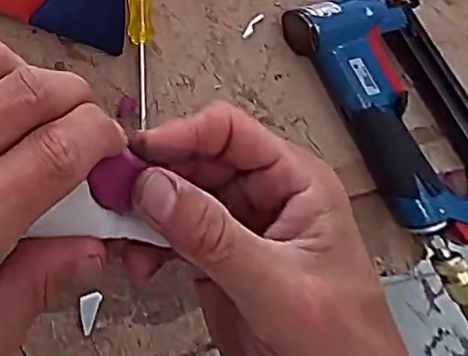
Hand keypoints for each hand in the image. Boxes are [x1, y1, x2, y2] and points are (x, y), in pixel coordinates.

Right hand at [115, 103, 405, 355]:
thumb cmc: (348, 344)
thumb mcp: (280, 286)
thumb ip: (217, 237)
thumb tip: (160, 187)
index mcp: (294, 179)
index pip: (231, 132)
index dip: (185, 133)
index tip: (145, 150)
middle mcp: (264, 194)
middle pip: (198, 159)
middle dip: (157, 172)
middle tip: (119, 187)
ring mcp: (238, 226)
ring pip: (180, 195)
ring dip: (148, 208)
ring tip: (122, 225)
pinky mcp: (218, 260)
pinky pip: (175, 234)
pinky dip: (150, 241)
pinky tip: (137, 255)